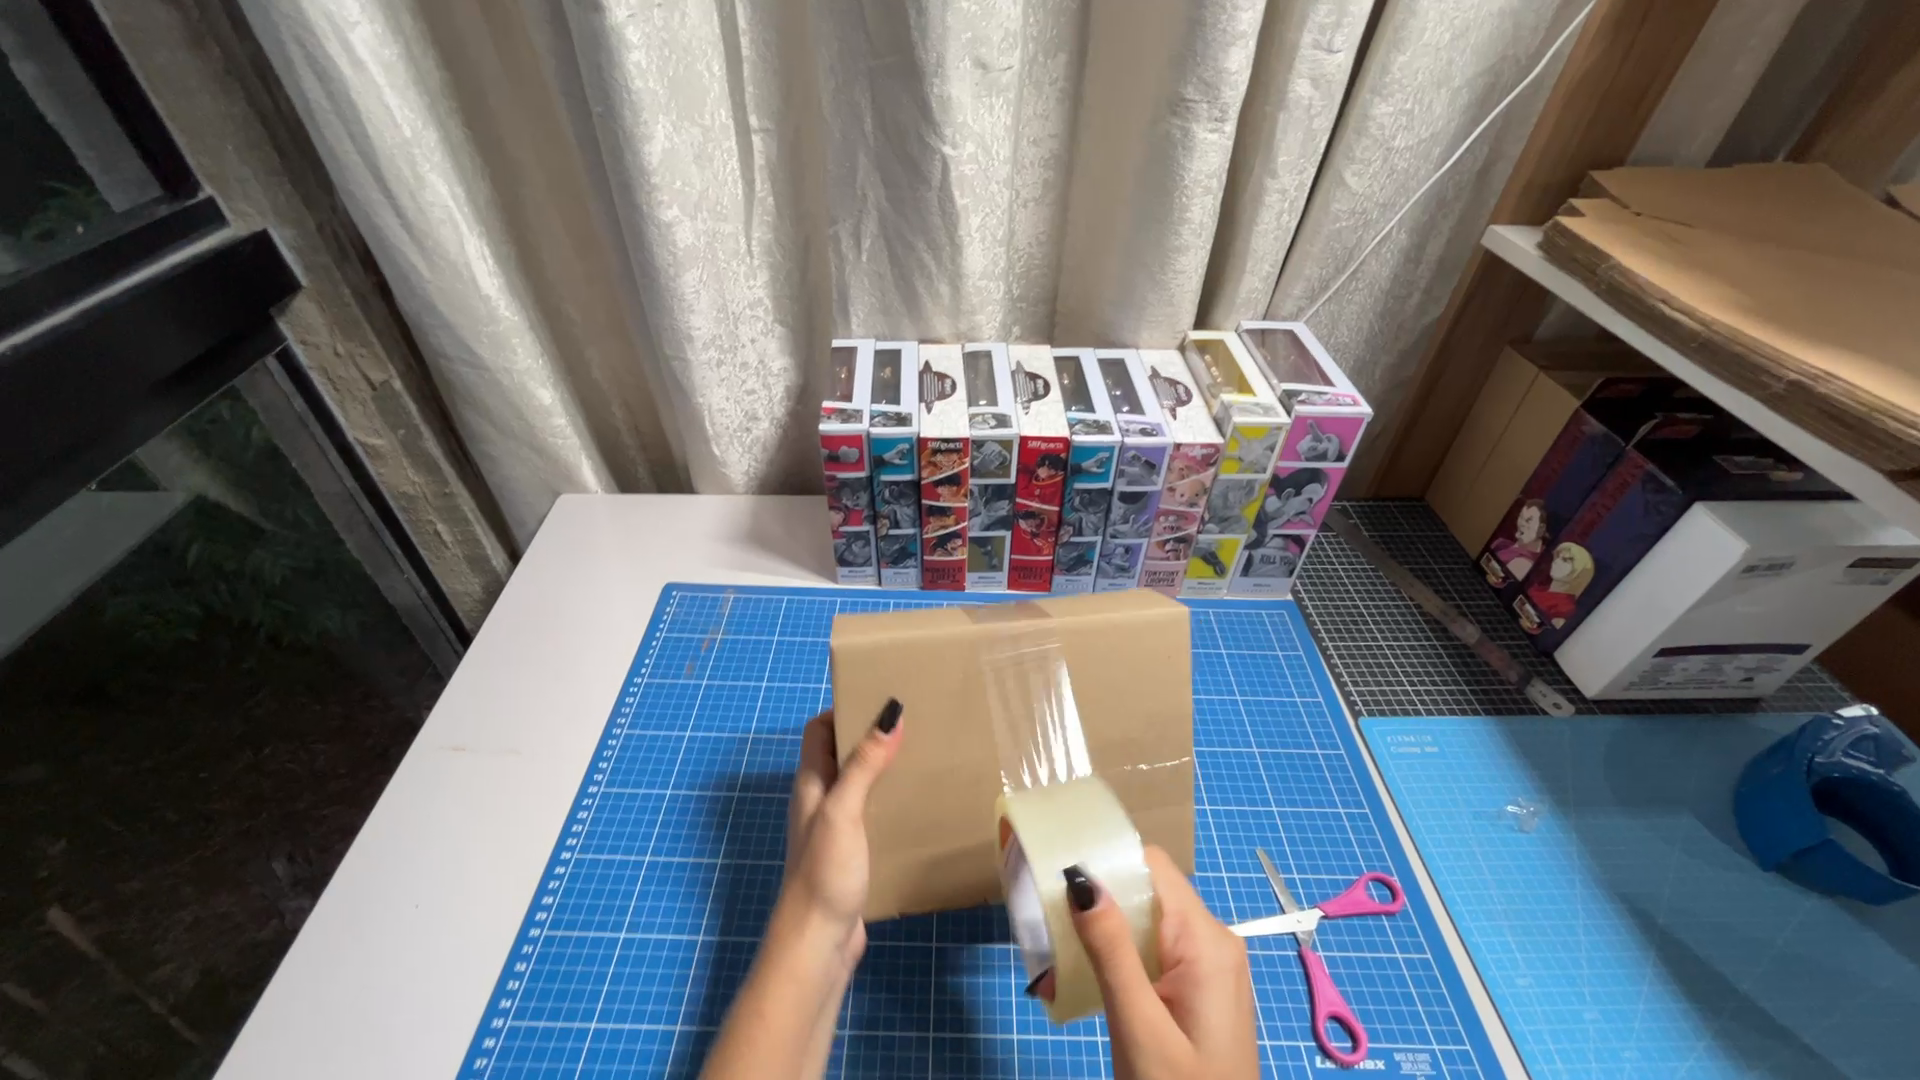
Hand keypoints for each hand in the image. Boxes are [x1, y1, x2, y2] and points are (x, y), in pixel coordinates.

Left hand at [780, 702, 902, 969]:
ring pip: (858, 785)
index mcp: (810, 784)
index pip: (818, 731)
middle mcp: (819, 801)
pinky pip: (871, 815)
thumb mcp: (844, 810)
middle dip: (870, 736)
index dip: (843, 710)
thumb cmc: (824, 871)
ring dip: (883, 770)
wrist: (818, 943)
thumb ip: (865, 764)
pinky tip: (916, 807)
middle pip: (840, 755)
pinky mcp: (851, 854)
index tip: (881, 698)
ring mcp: (834, 829)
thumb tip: (891, 713)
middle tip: (913, 725)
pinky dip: (889, 803)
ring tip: (922, 758)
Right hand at [1051, 846, 1258, 1079]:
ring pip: (1145, 924)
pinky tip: (1085, 987)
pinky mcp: (1199, 988)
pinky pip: (1153, 954)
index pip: (1152, 867)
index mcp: (1206, 940)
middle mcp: (1214, 940)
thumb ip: (1111, 949)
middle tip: (1048, 938)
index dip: (1106, 864)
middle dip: (1095, 908)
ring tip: (1057, 972)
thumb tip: (1081, 876)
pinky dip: (1118, 962)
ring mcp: (1209, 965)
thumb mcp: (1138, 1026)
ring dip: (1101, 939)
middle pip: (1146, 894)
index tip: (1057, 880)